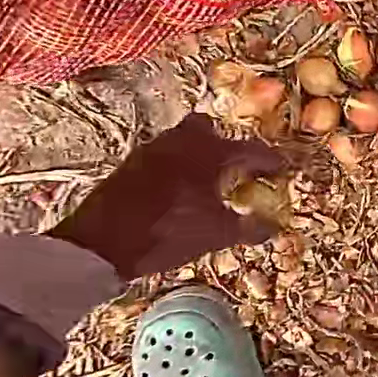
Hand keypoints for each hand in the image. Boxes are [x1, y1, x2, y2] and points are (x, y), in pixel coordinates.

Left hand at [48, 114, 282, 280]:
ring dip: (195, 152)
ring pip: (179, 139)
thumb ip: (249, 228)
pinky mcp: (126, 168)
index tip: (282, 170)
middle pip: (206, 127)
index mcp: (207, 154)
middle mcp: (179, 145)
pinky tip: (179, 189)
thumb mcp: (217, 234)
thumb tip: (272, 229)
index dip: (270, 161)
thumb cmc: (166, 234)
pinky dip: (174, 166)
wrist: (95, 248)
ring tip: (207, 177)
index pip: (251, 149)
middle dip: (223, 141)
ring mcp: (148, 154)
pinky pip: (159, 156)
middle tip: (234, 163)